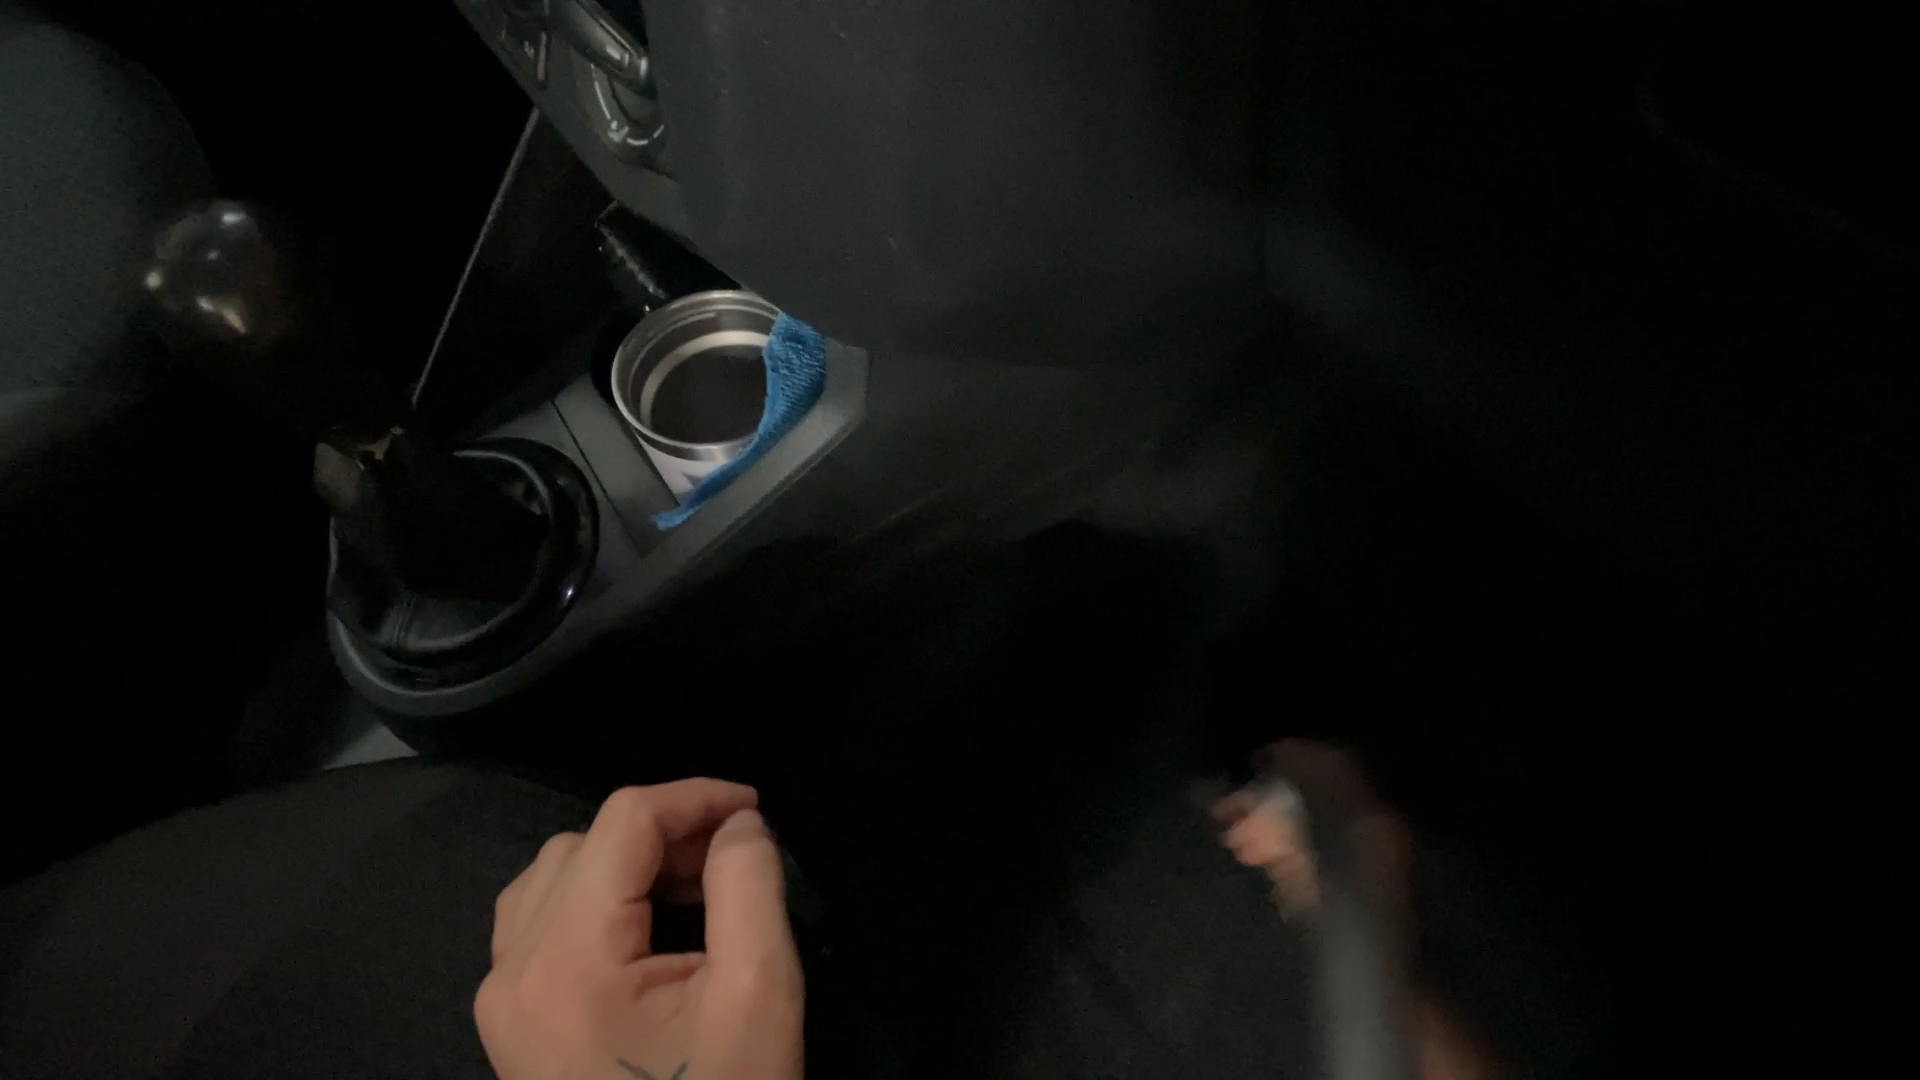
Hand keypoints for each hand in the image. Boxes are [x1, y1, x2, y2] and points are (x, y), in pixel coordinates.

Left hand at [477, 779, 803, 1079]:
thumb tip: (737, 823)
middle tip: (732, 855)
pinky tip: (648, 921)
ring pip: (559, 873)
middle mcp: (512, 971)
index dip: (695, 796)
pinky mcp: (512, 1021)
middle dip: (668, 830)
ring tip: (695, 884)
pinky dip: (602, 893)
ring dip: (632, 859)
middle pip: (587, 841)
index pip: (624, 822)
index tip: (753, 809)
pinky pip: (544, 916)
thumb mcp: (758, 989)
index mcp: (566, 960)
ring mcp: (502, 1001)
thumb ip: (750, 882)